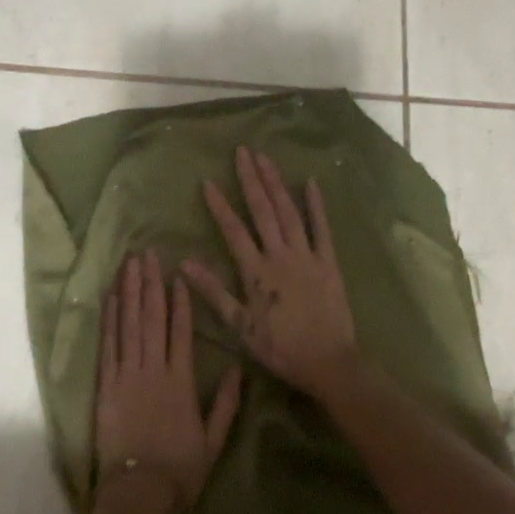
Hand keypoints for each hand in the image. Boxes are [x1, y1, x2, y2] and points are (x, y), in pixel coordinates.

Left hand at [95, 250, 242, 507]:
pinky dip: (108, 319)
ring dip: (128, 292)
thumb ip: (225, 403)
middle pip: (151, 319)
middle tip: (146, 254)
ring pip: (127, 325)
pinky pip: (107, 346)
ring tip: (128, 264)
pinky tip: (110, 298)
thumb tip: (237, 369)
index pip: (180, 331)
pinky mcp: (105, 387)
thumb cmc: (181, 469)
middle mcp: (153, 370)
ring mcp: (126, 376)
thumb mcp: (213, 438)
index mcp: (181, 381)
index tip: (175, 274)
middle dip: (149, 284)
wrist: (141, 492)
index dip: (178, 300)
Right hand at [182, 147, 357, 394]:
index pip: (234, 231)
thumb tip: (185, 264)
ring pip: (289, 213)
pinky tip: (310, 183)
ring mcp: (308, 256)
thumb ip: (214, 292)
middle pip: (263, 212)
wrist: (328, 361)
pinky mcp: (329, 263)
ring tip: (266, 159)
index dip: (220, 206)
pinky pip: (322, 228)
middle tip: (242, 152)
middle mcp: (281, 257)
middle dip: (251, 181)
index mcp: (256, 273)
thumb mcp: (240, 326)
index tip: (208, 182)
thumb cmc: (280, 348)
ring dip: (277, 184)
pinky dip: (316, 206)